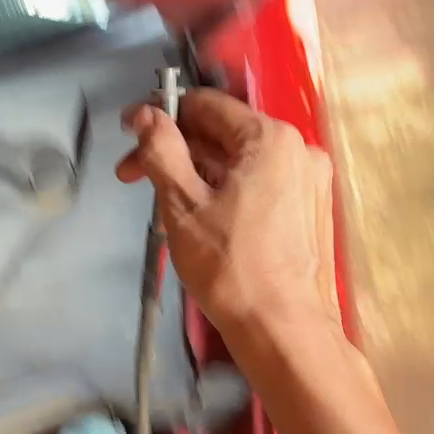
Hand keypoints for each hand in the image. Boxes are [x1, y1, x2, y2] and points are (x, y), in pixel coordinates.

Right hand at [115, 88, 338, 344]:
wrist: (282, 329)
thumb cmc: (229, 263)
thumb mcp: (180, 201)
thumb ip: (159, 148)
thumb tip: (144, 114)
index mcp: (270, 139)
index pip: (205, 104)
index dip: (159, 114)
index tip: (127, 134)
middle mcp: (297, 151)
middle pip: (219, 132)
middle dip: (171, 150)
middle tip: (132, 176)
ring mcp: (307, 181)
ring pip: (233, 160)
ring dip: (190, 172)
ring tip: (160, 204)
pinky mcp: (306, 209)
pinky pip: (252, 182)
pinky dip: (217, 190)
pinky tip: (192, 217)